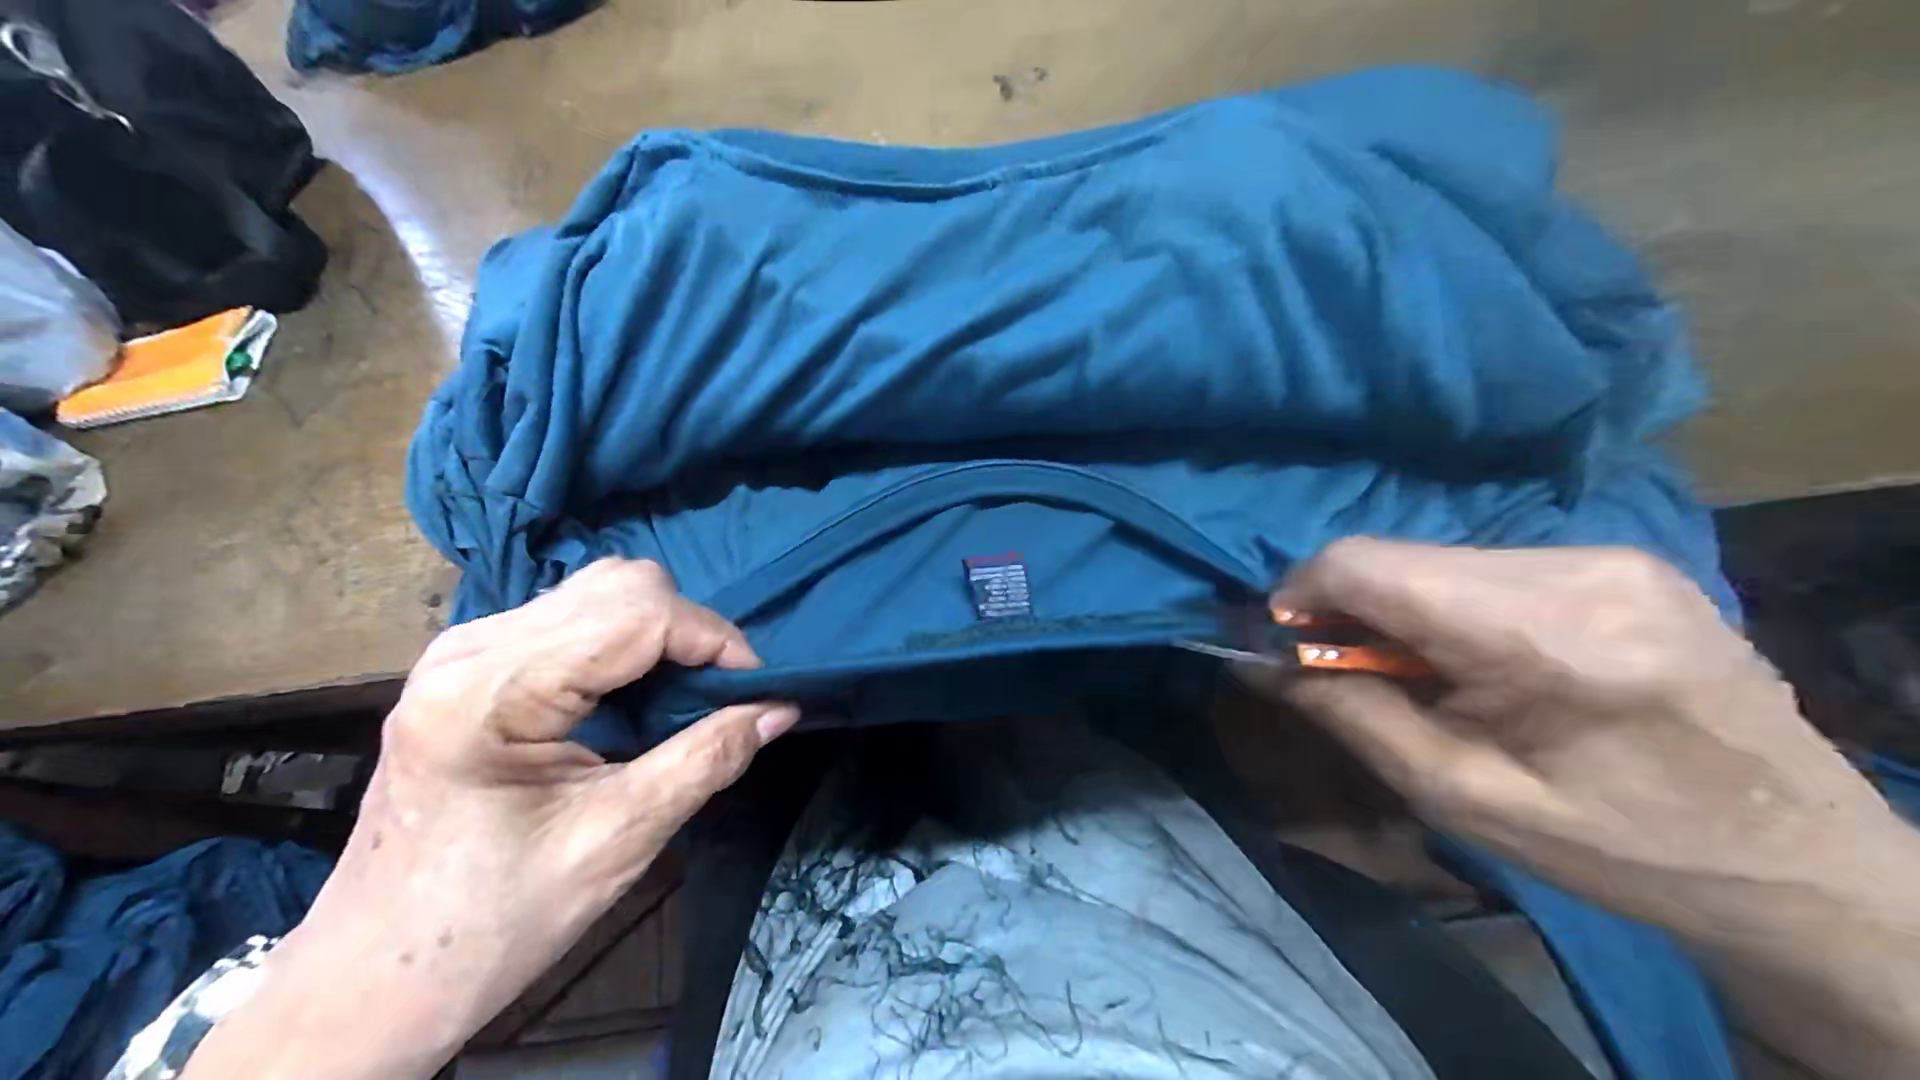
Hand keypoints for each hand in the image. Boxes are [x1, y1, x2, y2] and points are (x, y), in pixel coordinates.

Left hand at [183, 559, 797, 1079]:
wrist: (371, 980)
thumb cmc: (491, 922)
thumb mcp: (618, 841)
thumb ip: (708, 759)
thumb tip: (781, 708)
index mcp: (490, 691)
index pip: (637, 613)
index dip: (714, 639)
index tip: (758, 688)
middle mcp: (472, 647)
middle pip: (620, 584)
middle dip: (691, 630)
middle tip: (723, 692)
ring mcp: (467, 649)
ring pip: (602, 589)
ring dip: (663, 630)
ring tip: (688, 690)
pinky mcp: (475, 663)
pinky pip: (578, 615)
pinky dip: (631, 640)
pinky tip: (641, 690)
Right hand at [1242, 539, 1919, 1078]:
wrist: (1804, 861)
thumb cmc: (1623, 848)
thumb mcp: (1461, 798)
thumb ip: (1349, 713)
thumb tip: (1259, 658)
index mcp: (1549, 638)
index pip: (1369, 564)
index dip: (1300, 593)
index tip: (1285, 642)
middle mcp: (1579, 569)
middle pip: (1396, 555)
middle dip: (1344, 606)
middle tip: (1343, 669)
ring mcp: (1608, 554)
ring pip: (1432, 555)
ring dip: (1392, 605)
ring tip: (1413, 672)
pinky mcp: (1617, 558)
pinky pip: (1478, 562)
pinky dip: (1440, 601)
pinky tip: (1468, 656)